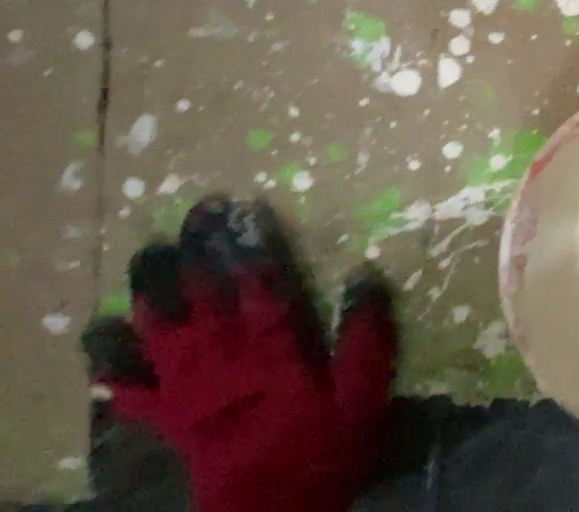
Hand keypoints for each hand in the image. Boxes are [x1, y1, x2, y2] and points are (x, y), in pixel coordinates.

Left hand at [83, 196, 397, 511]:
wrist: (275, 508)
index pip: (260, 286)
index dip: (251, 247)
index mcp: (273, 349)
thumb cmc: (326, 444)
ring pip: (159, 333)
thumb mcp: (364, 389)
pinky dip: (110, 362)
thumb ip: (365, 333)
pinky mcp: (172, 417)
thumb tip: (364, 274)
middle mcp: (224, 361)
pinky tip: (98, 336)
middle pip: (204, 298)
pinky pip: (131, 388)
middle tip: (195, 214)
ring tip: (146, 255)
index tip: (245, 210)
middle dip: (198, 254)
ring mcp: (190, 389)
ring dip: (151, 292)